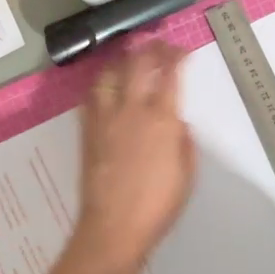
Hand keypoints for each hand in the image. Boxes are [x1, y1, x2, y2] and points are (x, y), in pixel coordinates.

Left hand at [74, 41, 196, 268]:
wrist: (114, 227)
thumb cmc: (158, 206)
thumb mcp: (187, 174)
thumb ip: (183, 141)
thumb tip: (176, 122)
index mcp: (162, 119)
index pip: (169, 73)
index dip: (177, 56)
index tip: (183, 52)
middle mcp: (131, 110)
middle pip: (138, 64)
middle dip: (151, 48)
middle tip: (160, 46)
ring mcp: (105, 118)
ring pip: (110, 73)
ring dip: (123, 61)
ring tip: (132, 60)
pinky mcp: (87, 130)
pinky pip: (92, 96)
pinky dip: (102, 83)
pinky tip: (108, 86)